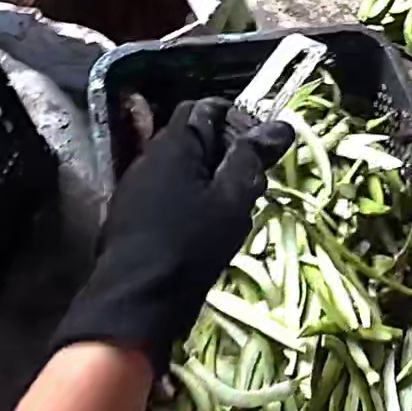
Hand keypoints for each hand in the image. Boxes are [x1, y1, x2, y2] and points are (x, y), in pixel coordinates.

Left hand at [51, 98, 292, 372]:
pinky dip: (193, 197)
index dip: (237, 118)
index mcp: (174, 145)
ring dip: (211, 177)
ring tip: (234, 205)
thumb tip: (280, 125)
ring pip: (183, 166)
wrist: (135, 303)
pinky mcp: (131, 213)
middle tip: (253, 179)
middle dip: (227, 151)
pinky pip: (169, 190)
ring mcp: (136, 186)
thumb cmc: (190, 245)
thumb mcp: (232, 198)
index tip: (261, 146)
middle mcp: (149, 157)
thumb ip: (252, 157)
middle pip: (194, 137)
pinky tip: (206, 226)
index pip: (205, 108)